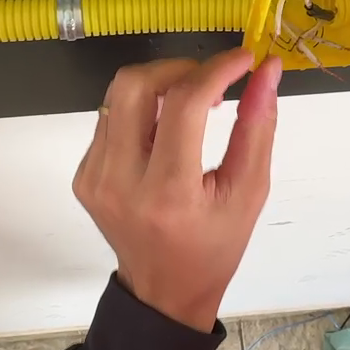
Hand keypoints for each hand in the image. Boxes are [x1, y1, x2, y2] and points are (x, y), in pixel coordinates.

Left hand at [73, 48, 282, 330]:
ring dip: (159, 84)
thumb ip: (258, 126)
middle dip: (179, 68)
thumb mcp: (249, 191)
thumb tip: (266, 71)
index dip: (216, 69)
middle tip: (211, 81)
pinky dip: (141, 110)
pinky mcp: (83, 174)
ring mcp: (94, 177)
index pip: (184, 104)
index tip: (243, 58)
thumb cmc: (214, 246)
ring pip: (118, 94)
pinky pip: (110, 118)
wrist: (164, 290)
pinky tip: (164, 131)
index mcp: (169, 192)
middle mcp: (121, 181)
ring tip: (191, 103)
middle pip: (135, 85)